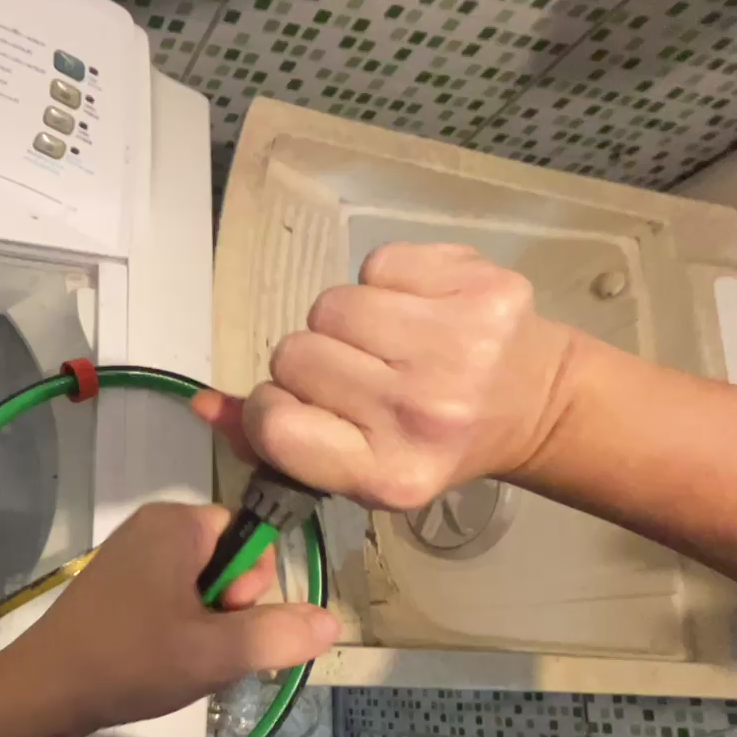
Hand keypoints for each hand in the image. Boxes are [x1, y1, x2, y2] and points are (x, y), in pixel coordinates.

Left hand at [0, 503, 337, 736]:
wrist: (43, 691)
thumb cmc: (130, 661)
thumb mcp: (215, 653)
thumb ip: (278, 634)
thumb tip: (332, 620)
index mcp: (176, 523)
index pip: (250, 535)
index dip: (252, 583)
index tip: (225, 620)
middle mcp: (152, 526)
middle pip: (227, 561)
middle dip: (228, 609)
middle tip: (199, 648)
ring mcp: (128, 555)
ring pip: (199, 586)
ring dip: (204, 626)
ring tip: (177, 659)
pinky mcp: (114, 584)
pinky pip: (169, 597)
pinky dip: (176, 628)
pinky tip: (158, 660)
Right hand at [193, 242, 578, 510]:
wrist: (535, 403)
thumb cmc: (425, 445)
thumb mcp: (347, 467)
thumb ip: (266, 441)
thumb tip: (201, 404)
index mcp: (386, 473)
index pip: (274, 423)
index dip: (271, 408)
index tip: (300, 409)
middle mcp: (422, 413)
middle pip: (294, 354)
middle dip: (309, 363)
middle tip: (354, 378)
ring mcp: (458, 346)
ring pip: (329, 304)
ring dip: (342, 322)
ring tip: (383, 343)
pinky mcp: (481, 286)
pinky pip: (377, 264)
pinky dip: (383, 283)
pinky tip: (414, 311)